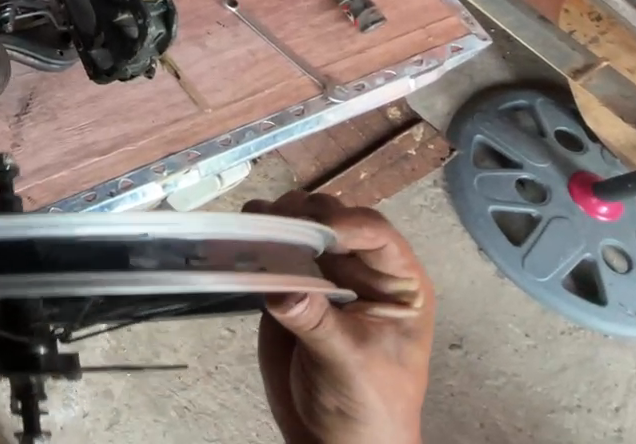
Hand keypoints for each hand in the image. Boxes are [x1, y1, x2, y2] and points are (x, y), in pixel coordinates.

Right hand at [243, 192, 434, 443]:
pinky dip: (252, 235)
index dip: (345, 225)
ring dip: (274, 218)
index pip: (376, 233)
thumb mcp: (350, 368)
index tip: (309, 236)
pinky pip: (270, 244)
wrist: (332, 441)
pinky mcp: (287, 279)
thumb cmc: (365, 410)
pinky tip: (239, 241)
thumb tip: (281, 290)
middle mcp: (361, 268)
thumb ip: (317, 324)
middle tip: (270, 227)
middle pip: (331, 216)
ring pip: (298, 221)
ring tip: (252, 232)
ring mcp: (322, 271)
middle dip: (301, 215)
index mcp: (396, 284)